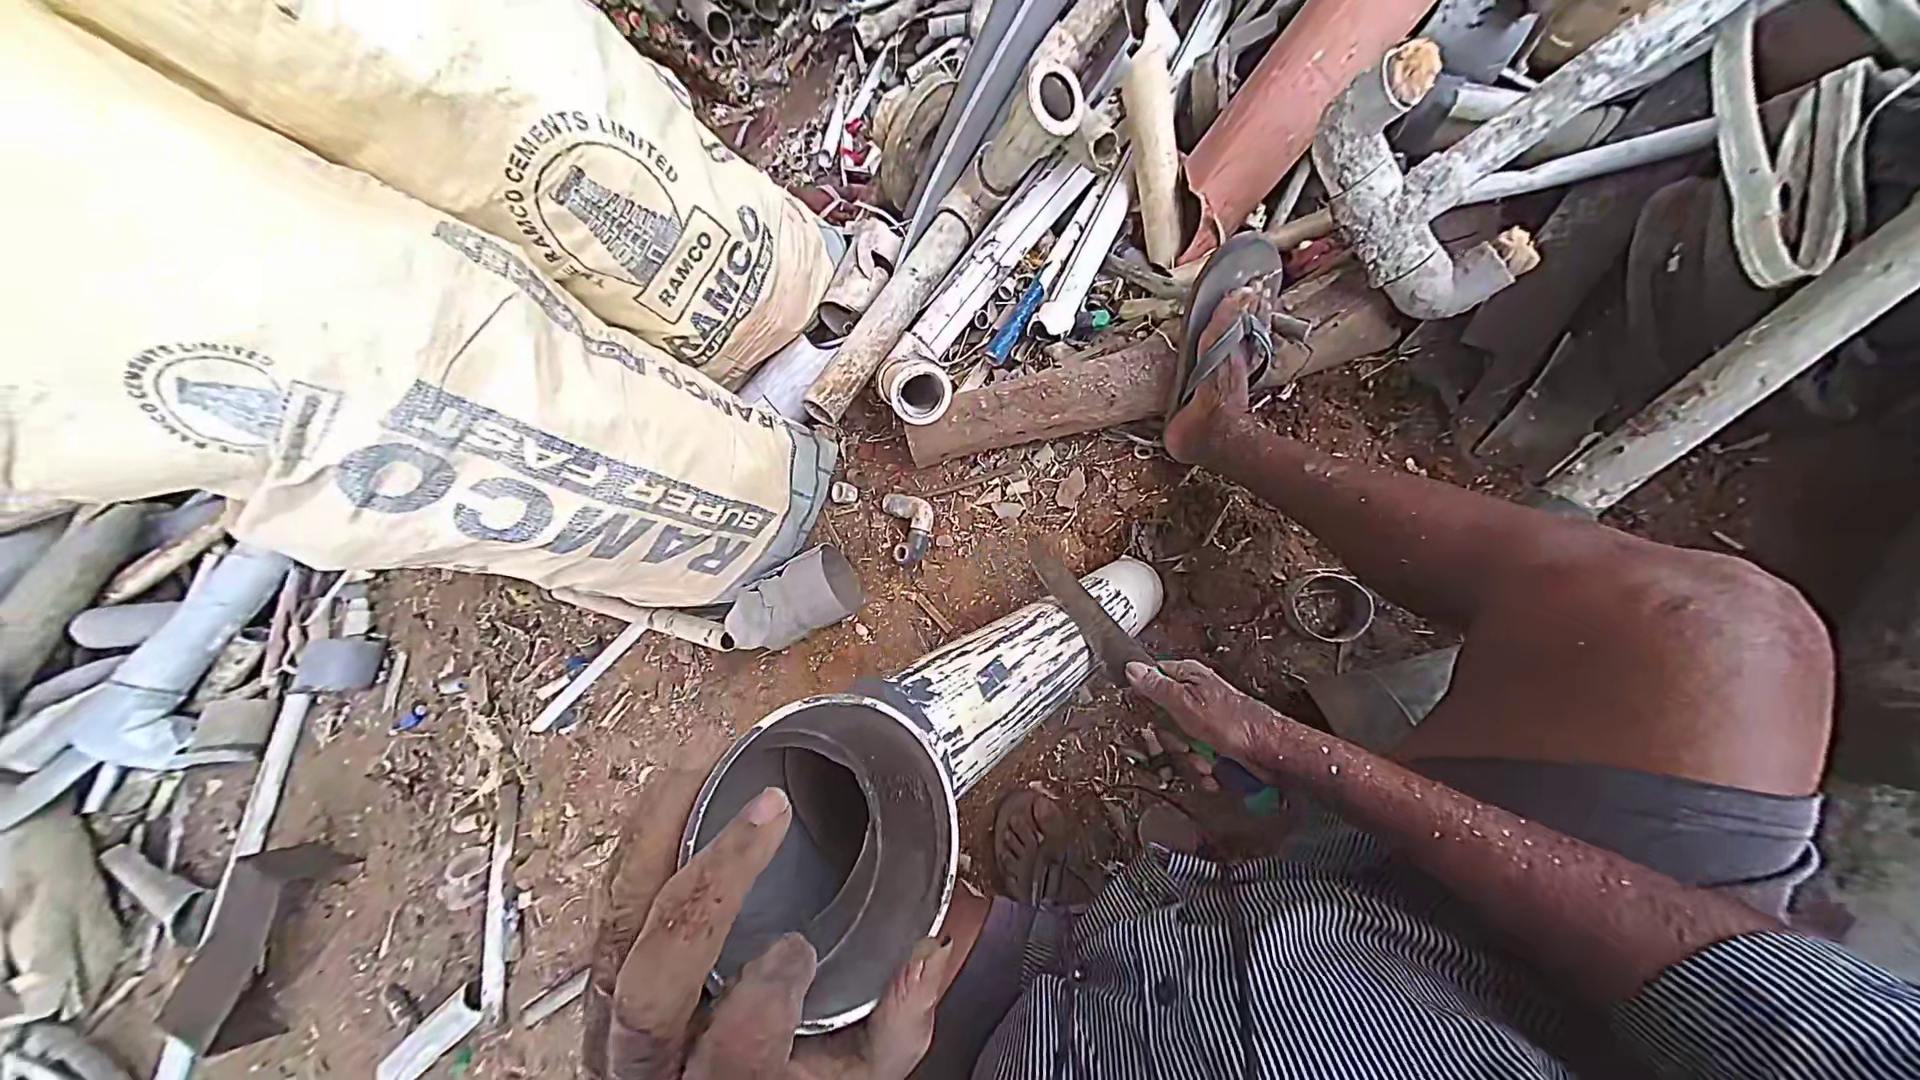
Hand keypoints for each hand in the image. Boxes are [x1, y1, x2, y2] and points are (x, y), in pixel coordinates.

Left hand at [584, 756, 957, 1079]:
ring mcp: (616, 995)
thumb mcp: (848, 1072)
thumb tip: (931, 951)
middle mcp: (651, 1047)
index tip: (801, 949)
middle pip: (653, 983)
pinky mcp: (611, 948)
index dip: (763, 1002)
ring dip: (665, 824)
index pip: (731, 1055)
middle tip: (772, 809)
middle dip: (714, 889)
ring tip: (710, 753)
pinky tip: (687, 770)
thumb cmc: (782, 1071)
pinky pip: (617, 878)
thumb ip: (894, 1025)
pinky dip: (651, 817)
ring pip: (620, 913)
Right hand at [1125, 659, 1263, 760]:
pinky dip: (1200, 767)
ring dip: (1187, 758)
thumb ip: (1156, 686)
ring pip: (1175, 741)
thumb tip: (1132, 668)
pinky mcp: (1210, 741)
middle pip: (1160, 718)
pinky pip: (1191, 756)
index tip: (1151, 720)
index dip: (1146, 704)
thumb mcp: (1185, 703)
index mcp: (1186, 677)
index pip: (1149, 682)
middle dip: (1170, 740)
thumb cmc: (1235, 724)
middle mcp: (1192, 696)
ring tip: (1204, 761)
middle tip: (1184, 744)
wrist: (1270, 752)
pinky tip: (1211, 769)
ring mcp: (1202, 720)